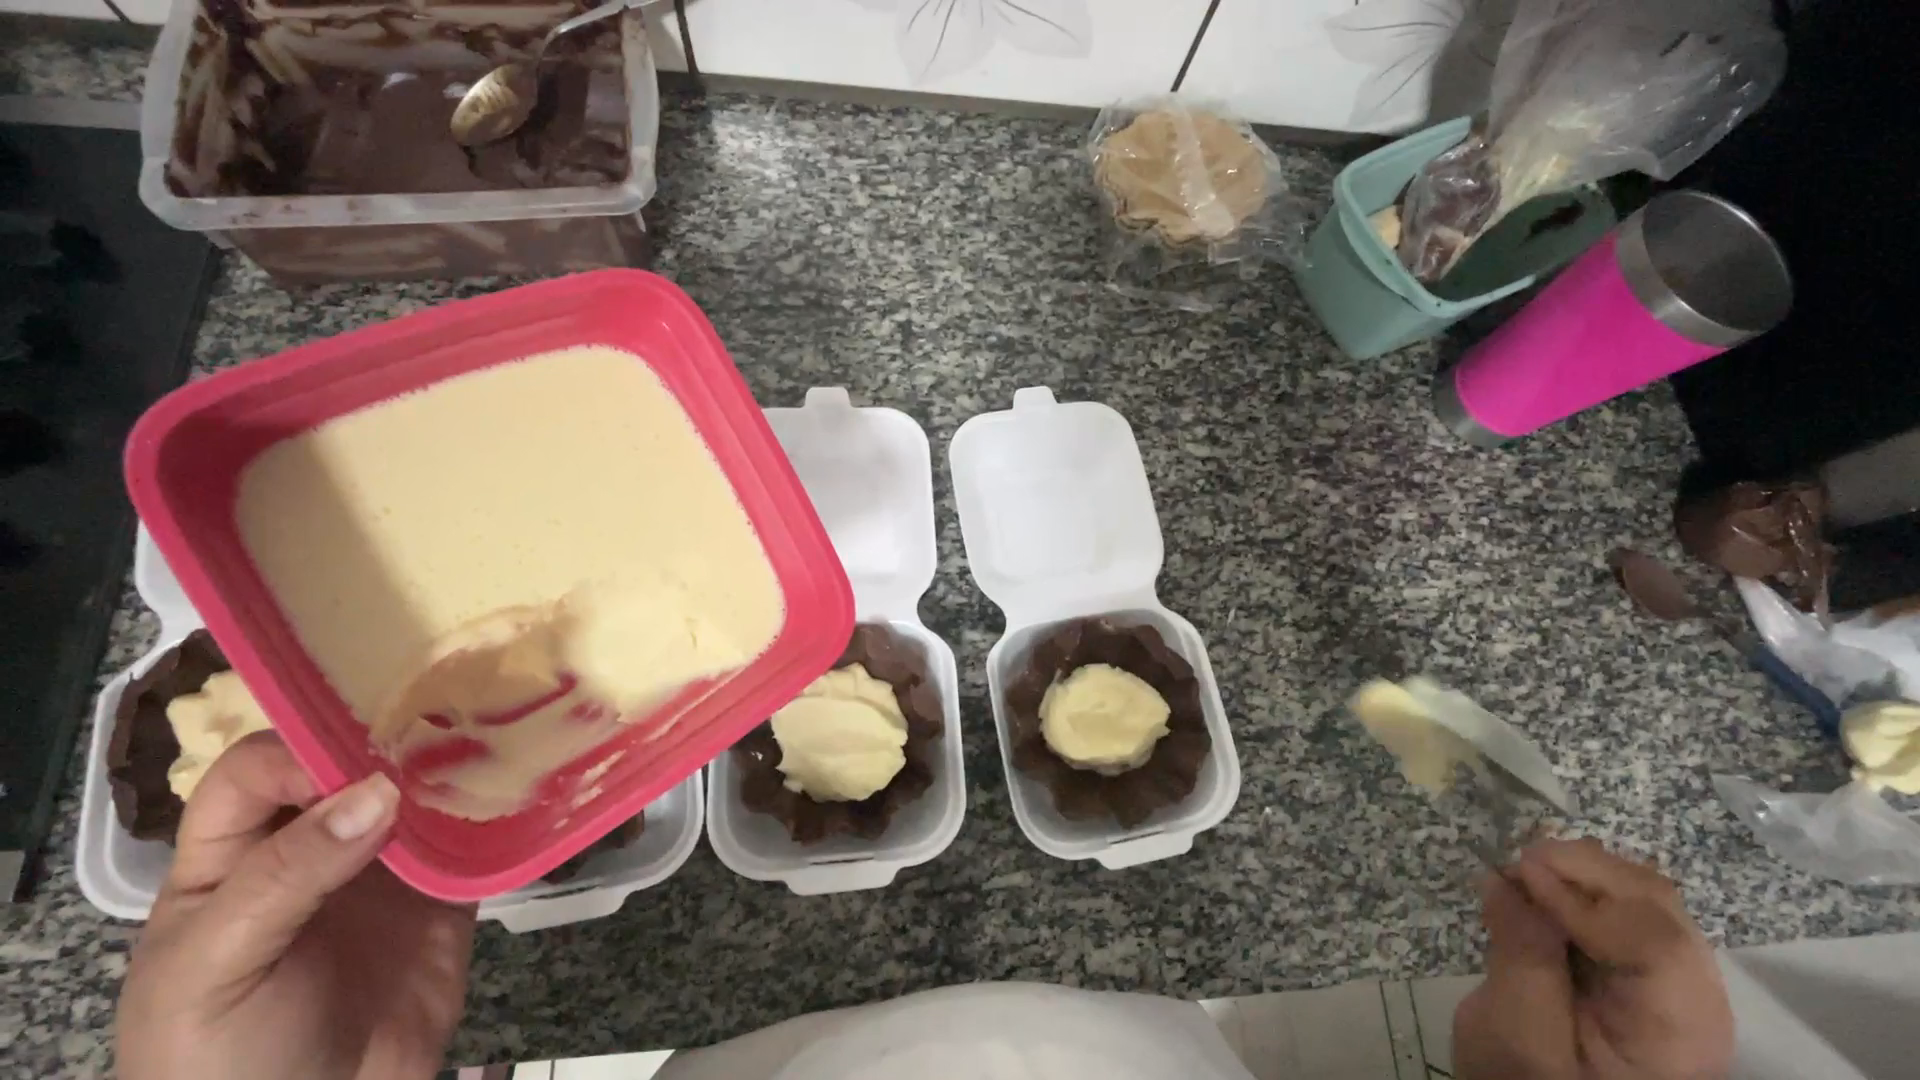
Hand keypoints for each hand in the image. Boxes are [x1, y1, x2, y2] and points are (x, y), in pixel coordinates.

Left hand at [117, 733, 476, 1079]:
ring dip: (448, 765)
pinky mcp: (446, 891)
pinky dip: (495, 810)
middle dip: (385, 738)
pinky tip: (521, 783)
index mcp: (232, 860)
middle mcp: (311, 847)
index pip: (256, 773)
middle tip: (442, 716)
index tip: (357, 758)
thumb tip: (379, 788)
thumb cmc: (225, 1058)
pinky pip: (471, 837)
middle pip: (344, 766)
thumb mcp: (217, 971)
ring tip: (493, 734)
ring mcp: (384, 869)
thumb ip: (286, 876)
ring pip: (414, 792)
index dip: (299, 752)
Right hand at [1453, 839, 1733, 1079]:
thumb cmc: (1528, 1078)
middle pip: (1658, 908)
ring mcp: (1676, 978)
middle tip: (1512, 867)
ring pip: (1643, 897)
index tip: (1517, 873)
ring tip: (1519, 879)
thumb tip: (1508, 879)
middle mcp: (1694, 998)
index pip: (1658, 944)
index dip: (1586, 899)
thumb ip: (1521, 957)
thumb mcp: (1517, 1032)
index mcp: (1675, 1031)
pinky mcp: (1646, 964)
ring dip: (1579, 873)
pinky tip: (1537, 892)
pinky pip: (1625, 906)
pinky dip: (1579, 885)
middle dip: (1583, 872)